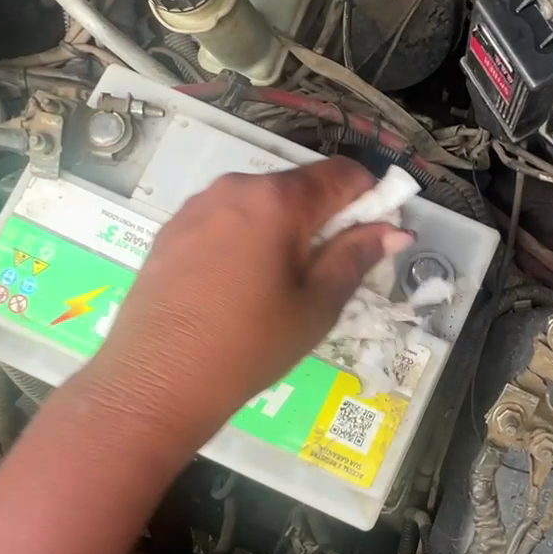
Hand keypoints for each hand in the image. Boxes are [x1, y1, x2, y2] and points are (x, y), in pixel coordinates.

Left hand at [63, 156, 412, 445]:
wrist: (157, 380)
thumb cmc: (251, 345)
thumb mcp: (317, 306)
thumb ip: (356, 257)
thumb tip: (394, 229)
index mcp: (279, 200)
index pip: (343, 173)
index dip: (370, 196)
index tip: (374, 232)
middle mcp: (236, 187)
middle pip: (299, 186)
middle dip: (324, 216)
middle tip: (326, 269)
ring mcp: (198, 206)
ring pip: (260, 203)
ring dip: (284, 227)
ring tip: (278, 283)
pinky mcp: (171, 229)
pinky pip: (225, 219)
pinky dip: (246, 238)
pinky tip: (237, 286)